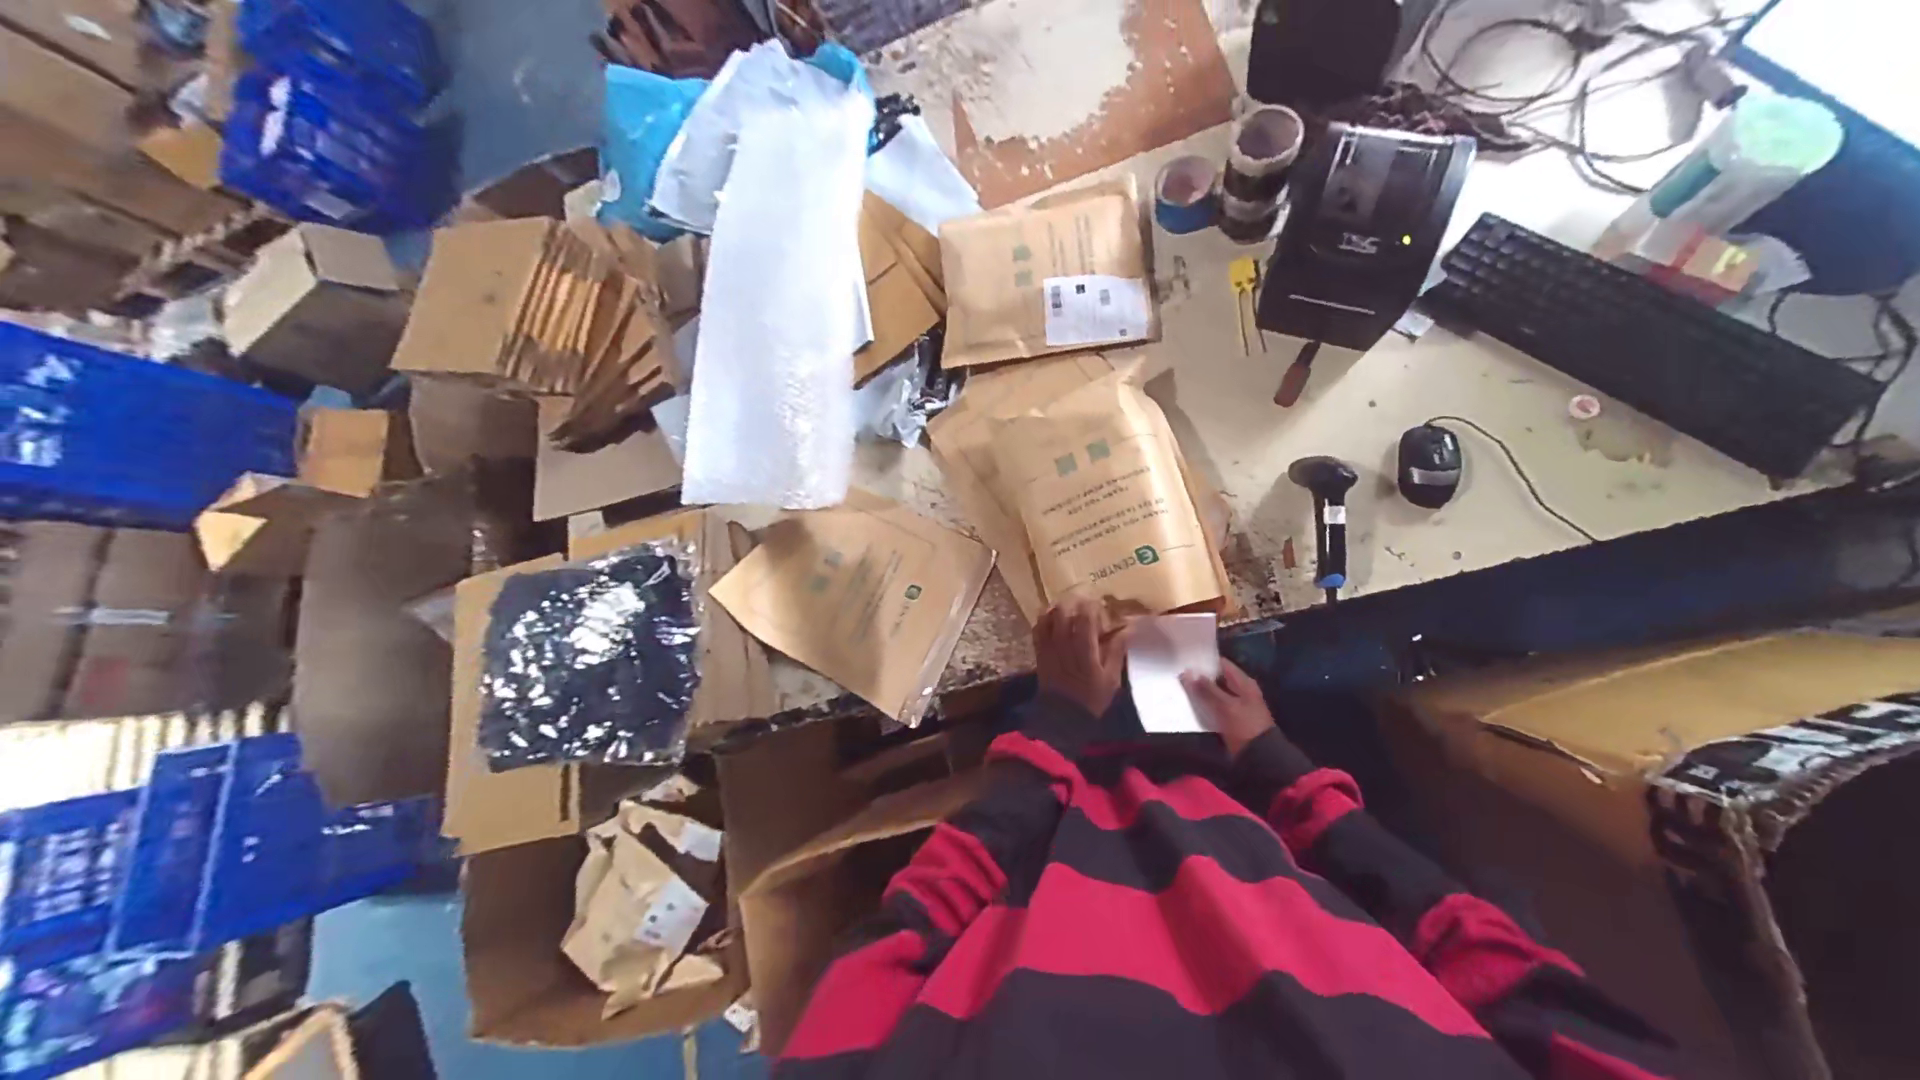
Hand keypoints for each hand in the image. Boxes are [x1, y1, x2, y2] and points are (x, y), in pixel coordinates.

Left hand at [1034, 596, 1130, 717]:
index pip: (1085, 618)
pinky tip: (1053, 617)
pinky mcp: (1039, 651)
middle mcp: (1064, 643)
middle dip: (1075, 602)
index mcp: (1084, 650)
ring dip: (1059, 607)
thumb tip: (1127, 628)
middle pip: (1064, 612)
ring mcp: (1049, 646)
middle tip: (1084, 602)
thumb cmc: (1092, 698)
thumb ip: (1117, 650)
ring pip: (1049, 616)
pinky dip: (1045, 618)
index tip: (1099, 603)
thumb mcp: (1111, 678)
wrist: (1063, 716)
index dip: (1091, 606)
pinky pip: (1038, 628)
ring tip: (1069, 606)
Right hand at [1182, 659, 1275, 757]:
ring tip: (1179, 687)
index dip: (1204, 660)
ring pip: (1214, 692)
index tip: (1184, 659)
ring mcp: (1236, 704)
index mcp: (1243, 682)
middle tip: (1177, 673)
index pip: (1221, 663)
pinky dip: (1204, 704)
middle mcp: (1240, 689)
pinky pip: (1214, 705)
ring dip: (1200, 691)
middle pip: (1217, 677)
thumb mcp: (1224, 706)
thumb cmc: (1244, 726)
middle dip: (1199, 676)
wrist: (1259, 756)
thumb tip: (1187, 672)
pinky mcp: (1230, 717)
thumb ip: (1206, 688)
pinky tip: (1189, 704)